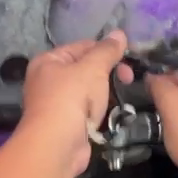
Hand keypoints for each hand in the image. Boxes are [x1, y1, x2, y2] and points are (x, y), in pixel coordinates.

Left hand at [17, 30, 132, 177]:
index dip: (106, 50)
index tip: (129, 57)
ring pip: (88, 91)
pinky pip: (87, 111)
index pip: (82, 46)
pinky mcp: (66, 124)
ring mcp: (57, 104)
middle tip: (129, 78)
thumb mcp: (93, 68)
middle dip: (108, 73)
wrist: (57, 144)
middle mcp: (48, 80)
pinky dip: (99, 111)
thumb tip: (120, 33)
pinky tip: (109, 114)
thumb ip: (107, 51)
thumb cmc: (72, 98)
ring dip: (105, 93)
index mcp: (49, 61)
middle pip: (85, 69)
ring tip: (119, 97)